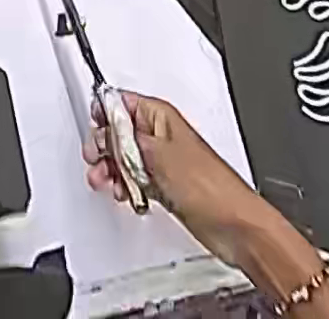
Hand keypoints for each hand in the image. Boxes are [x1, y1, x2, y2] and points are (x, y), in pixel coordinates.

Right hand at [82, 91, 256, 256]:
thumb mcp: (155, 154)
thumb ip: (125, 139)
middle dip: (103, 145)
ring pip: (123, 156)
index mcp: (159, 116)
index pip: (121, 102)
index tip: (94, 127)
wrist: (235, 225)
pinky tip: (122, 192)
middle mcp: (159, 135)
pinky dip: (124, 184)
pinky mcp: (162, 184)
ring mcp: (160, 160)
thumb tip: (106, 127)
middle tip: (96, 157)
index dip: (103, 113)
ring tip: (105, 179)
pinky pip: (133, 178)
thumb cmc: (209, 186)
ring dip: (110, 168)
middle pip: (118, 130)